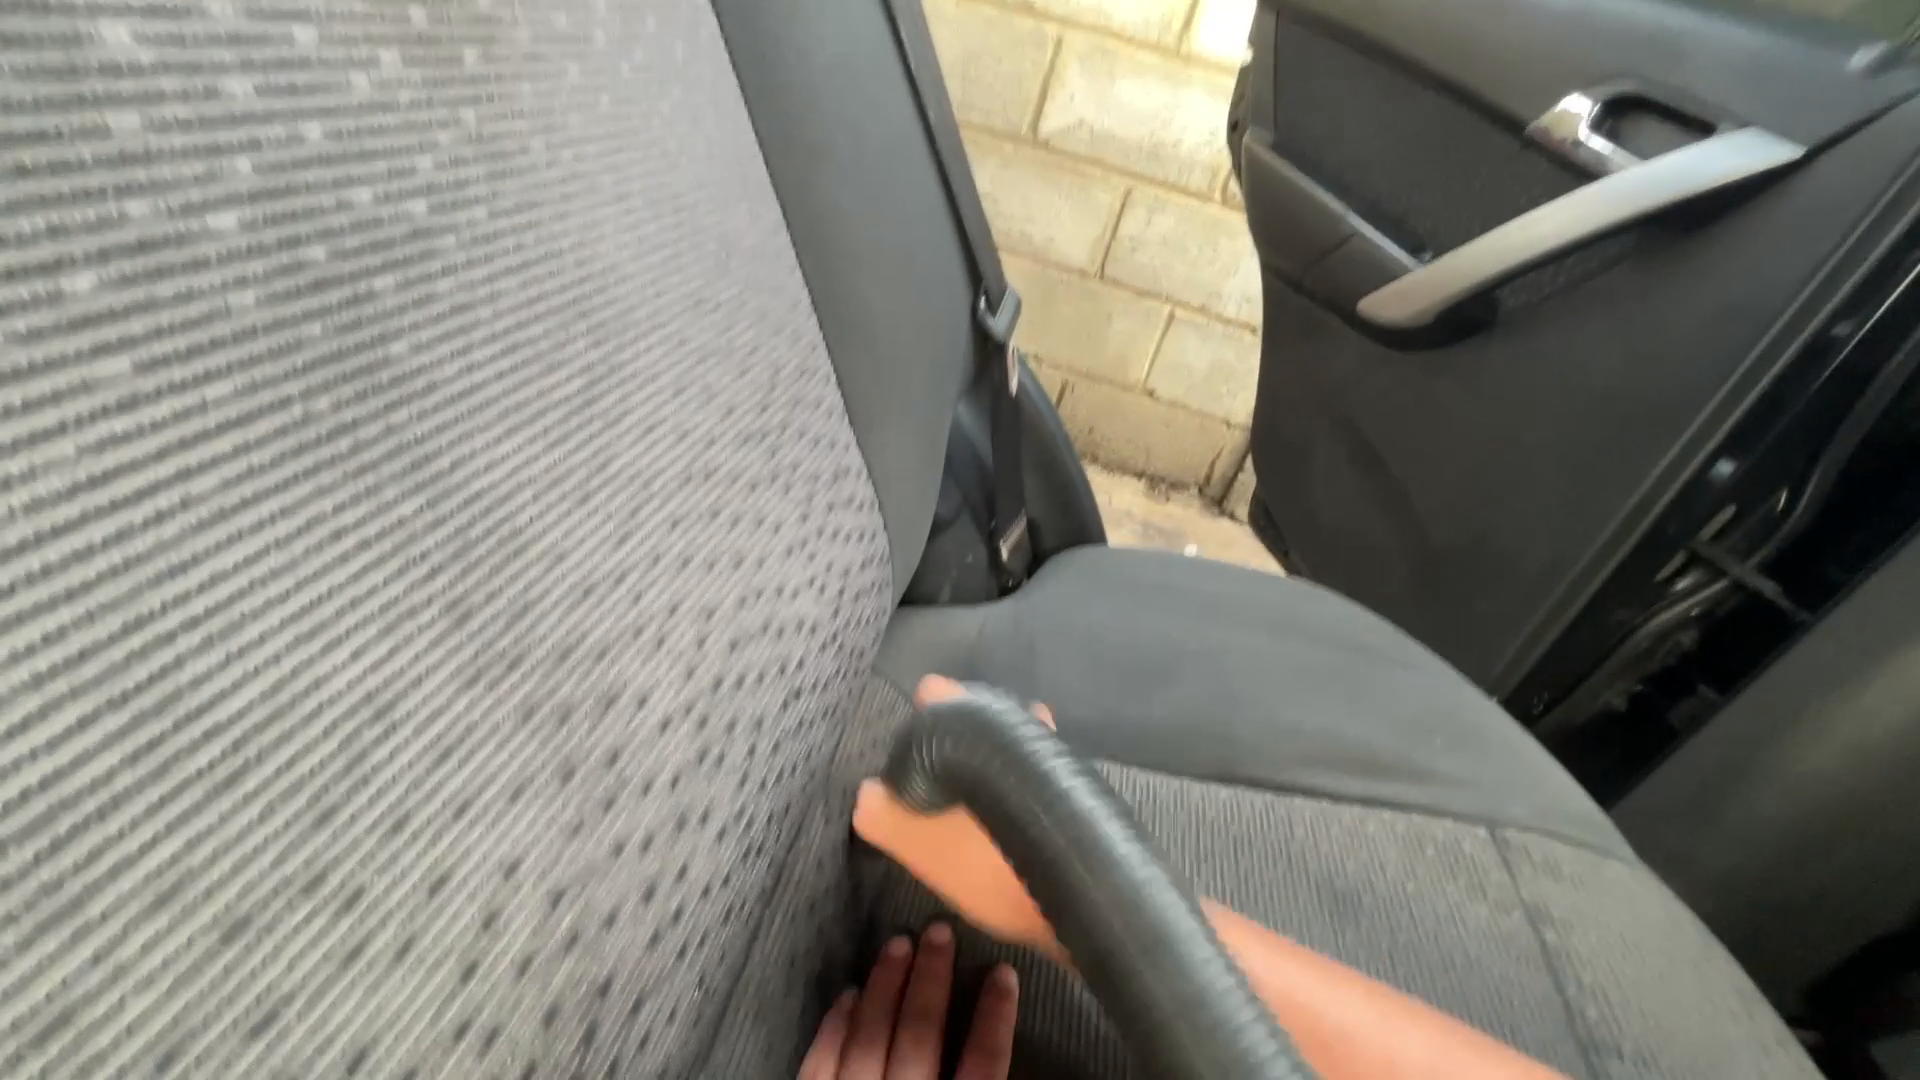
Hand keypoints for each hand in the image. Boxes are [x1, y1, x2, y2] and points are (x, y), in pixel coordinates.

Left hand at [797, 923, 1019, 1079]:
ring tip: (899, 942)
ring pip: (870, 1039)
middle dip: (932, 978)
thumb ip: (987, 1075)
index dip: (996, 1017)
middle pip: (920, 1036)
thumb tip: (1003, 1016)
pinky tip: (849, 993)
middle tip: (940, 929)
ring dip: (885, 985)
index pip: (983, 1065)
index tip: (1005, 970)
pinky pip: (821, 1065)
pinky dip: (835, 1026)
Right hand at [851, 677, 1061, 956]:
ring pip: (1000, 740)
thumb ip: (882, 815)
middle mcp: (1019, 724)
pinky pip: (1027, 764)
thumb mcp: (920, 845)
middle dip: (949, 743)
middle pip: (970, 715)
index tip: (908, 759)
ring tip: (963, 804)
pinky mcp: (1069, 782)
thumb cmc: (992, 866)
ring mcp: (1051, 752)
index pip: (937, 693)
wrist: (1076, 902)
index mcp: (979, 726)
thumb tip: (869, 792)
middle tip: (932, 787)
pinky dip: (1008, 779)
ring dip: (980, 763)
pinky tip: (998, 815)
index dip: (916, 720)